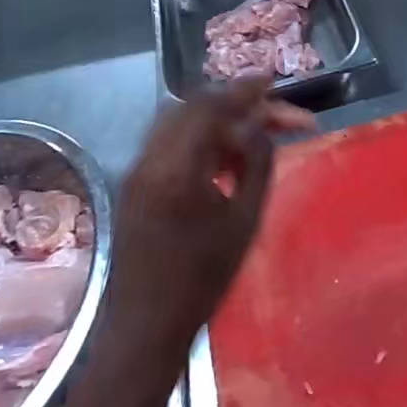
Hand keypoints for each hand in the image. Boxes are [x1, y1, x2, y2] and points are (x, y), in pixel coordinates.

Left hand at [101, 79, 314, 361]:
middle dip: (233, 103)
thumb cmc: (201, 281)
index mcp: (176, 167)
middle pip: (192, 108)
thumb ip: (256, 166)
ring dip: (215, 119)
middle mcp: (149, 157)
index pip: (210, 108)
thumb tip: (260, 127)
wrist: (145, 325)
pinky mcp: (134, 181)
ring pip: (177, 122)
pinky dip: (197, 138)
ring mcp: (136, 168)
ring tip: (254, 131)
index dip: (243, 91)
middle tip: (272, 111)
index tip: (272, 82)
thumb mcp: (243, 223)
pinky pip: (167, 143)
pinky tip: (224, 154)